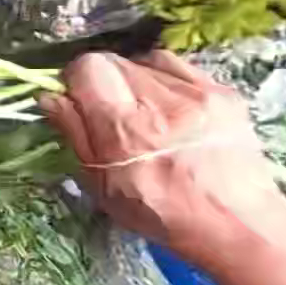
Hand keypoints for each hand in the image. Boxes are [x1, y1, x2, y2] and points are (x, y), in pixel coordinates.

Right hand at [40, 51, 285, 275]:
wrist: (236, 224)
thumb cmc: (156, 211)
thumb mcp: (97, 181)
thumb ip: (73, 132)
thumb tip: (49, 97)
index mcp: (124, 127)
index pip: (89, 68)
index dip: (74, 80)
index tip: (76, 101)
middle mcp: (161, 102)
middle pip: (113, 60)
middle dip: (99, 79)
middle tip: (104, 108)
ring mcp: (198, 94)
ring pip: (143, 60)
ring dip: (130, 77)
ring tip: (136, 106)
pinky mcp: (223, 92)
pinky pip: (176, 66)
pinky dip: (160, 77)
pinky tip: (162, 103)